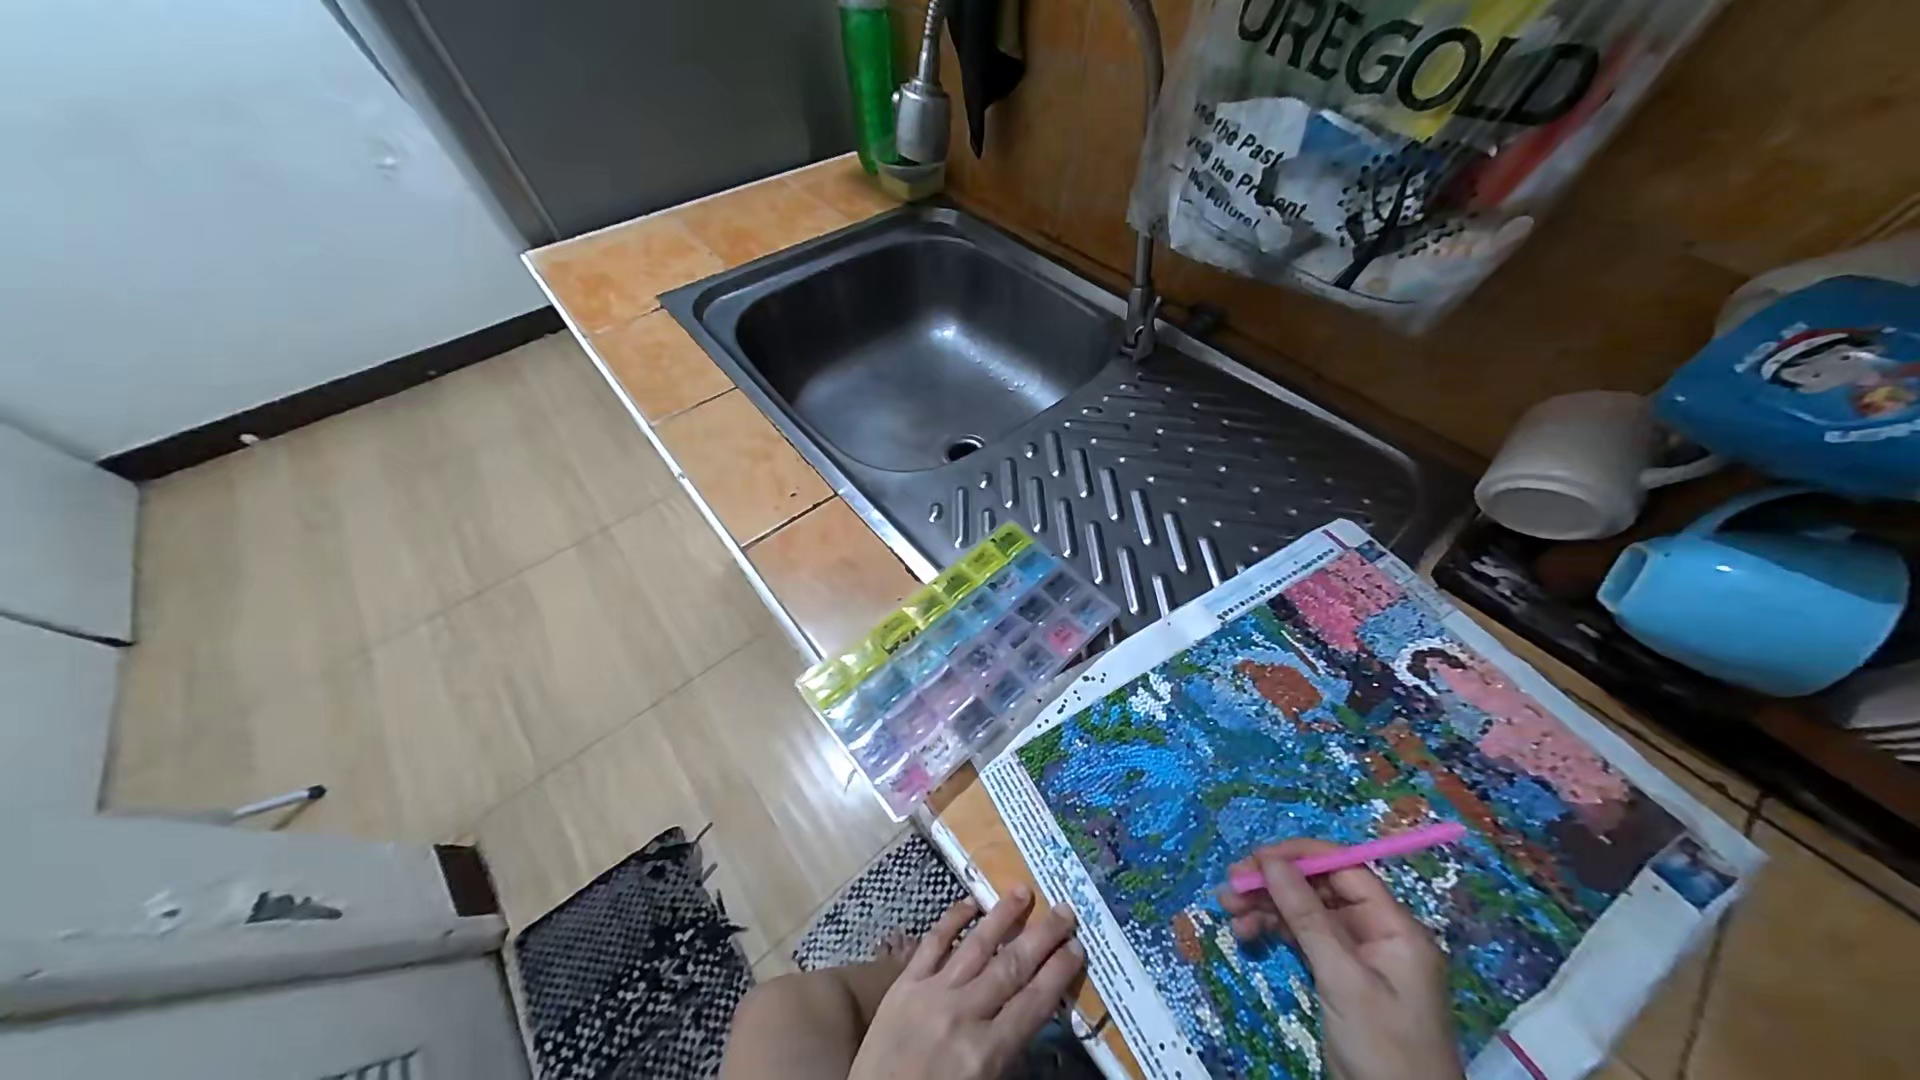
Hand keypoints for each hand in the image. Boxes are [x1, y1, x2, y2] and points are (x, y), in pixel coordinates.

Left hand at [848, 887, 1085, 1079]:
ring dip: (1003, 916)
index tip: (1078, 947)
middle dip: (1043, 936)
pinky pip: (932, 943)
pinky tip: (969, 902)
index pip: (1034, 1002)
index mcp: (986, 1053)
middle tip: (1065, 910)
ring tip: (1024, 891)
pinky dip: (951, 919)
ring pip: (976, 945)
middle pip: (1012, 966)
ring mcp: (931, 993)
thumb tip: (1031, 1008)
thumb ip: (1008, 1050)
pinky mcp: (903, 984)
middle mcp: (963, 1014)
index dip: (1059, 972)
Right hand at [1220, 839, 1464, 1079]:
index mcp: (1394, 927)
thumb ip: (1306, 916)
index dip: (1300, 857)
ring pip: (1303, 911)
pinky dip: (1272, 930)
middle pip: (1318, 888)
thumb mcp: (1342, 979)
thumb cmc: (1384, 1048)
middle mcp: (1374, 932)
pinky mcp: (1335, 974)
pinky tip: (1245, 933)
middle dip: (1273, 883)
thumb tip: (1271, 860)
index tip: (1256, 858)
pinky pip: (1299, 937)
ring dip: (1265, 906)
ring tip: (1228, 909)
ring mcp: (1354, 954)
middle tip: (1231, 885)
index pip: (1344, 869)